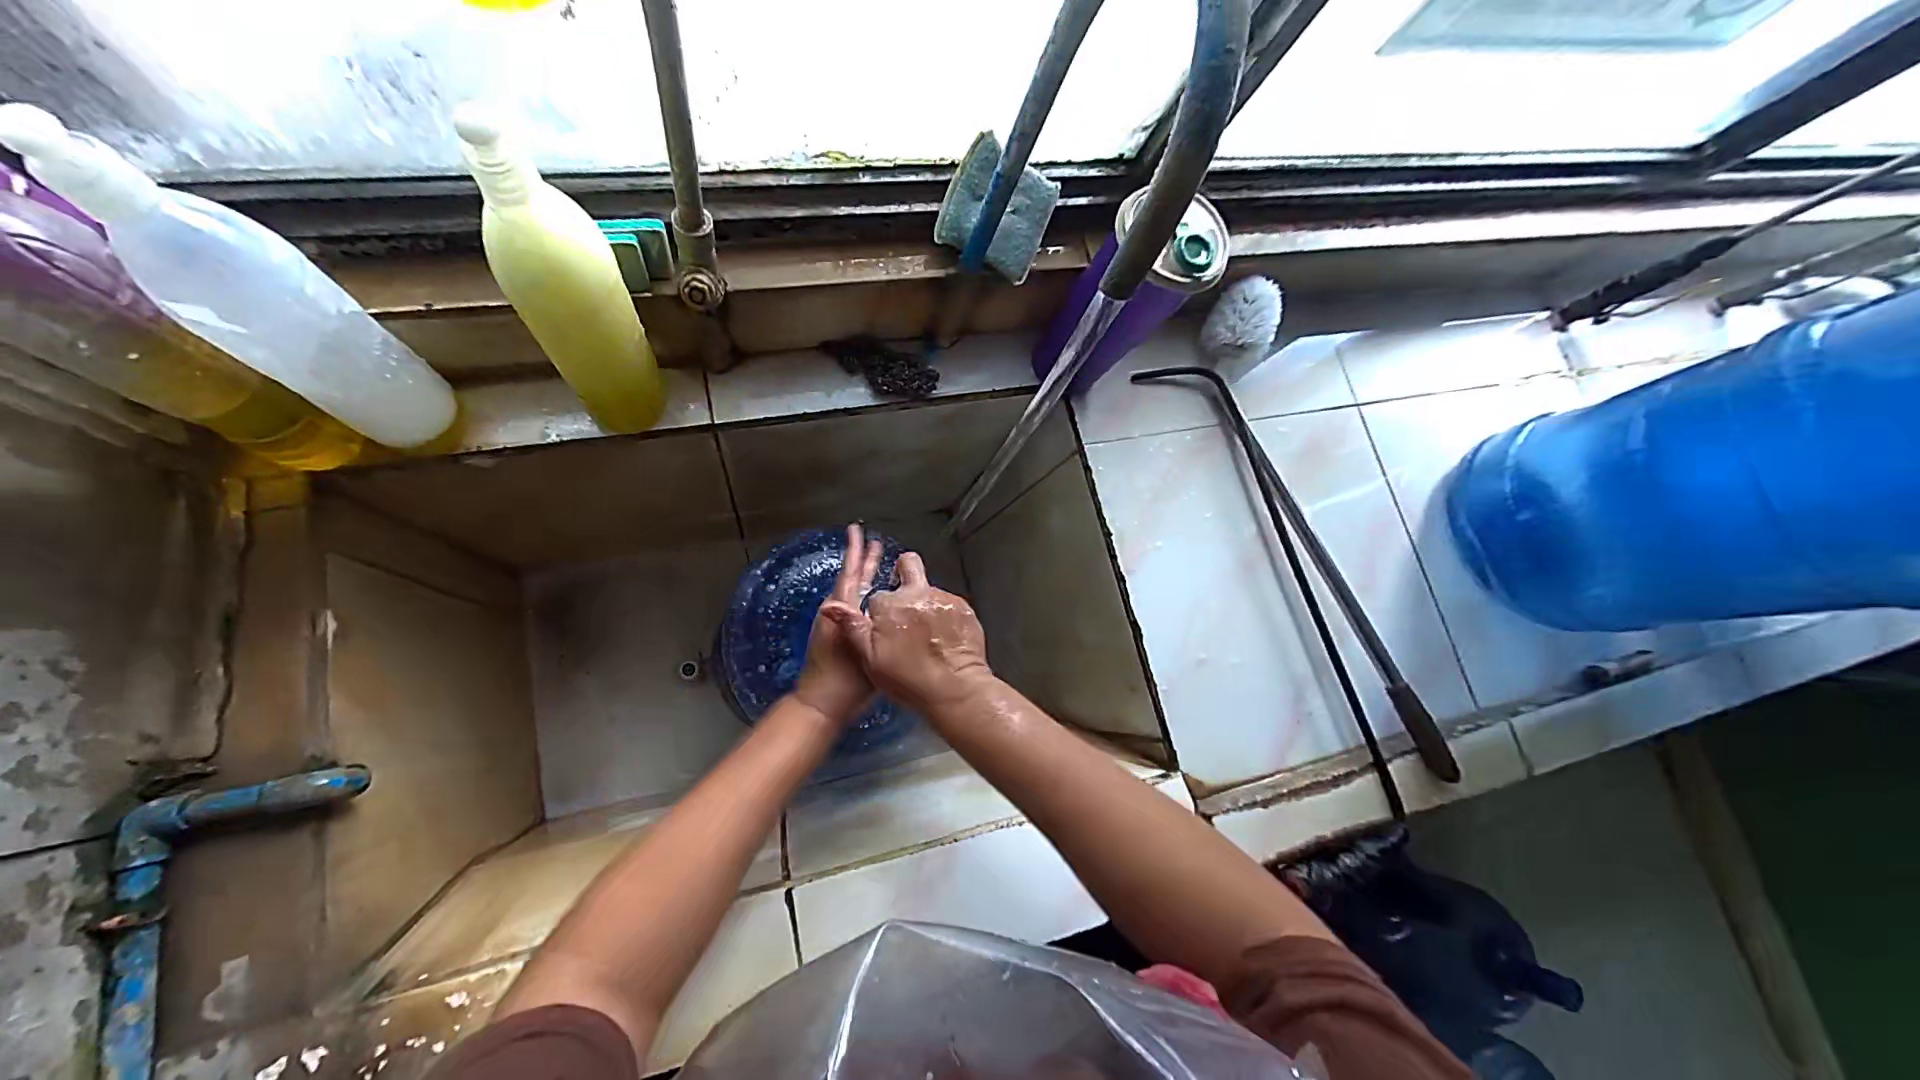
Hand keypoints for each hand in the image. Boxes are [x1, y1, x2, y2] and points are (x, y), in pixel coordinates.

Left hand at [791, 524, 884, 723]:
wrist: (823, 704)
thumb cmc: (843, 679)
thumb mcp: (857, 646)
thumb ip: (857, 620)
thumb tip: (863, 597)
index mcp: (842, 610)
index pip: (851, 573)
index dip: (855, 551)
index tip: (857, 530)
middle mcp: (839, 613)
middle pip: (854, 579)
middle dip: (864, 559)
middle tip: (875, 542)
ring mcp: (840, 625)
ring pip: (856, 593)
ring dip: (867, 575)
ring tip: (878, 563)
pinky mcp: (845, 637)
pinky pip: (858, 607)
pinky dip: (868, 595)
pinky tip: (878, 597)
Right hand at [820, 551, 994, 716]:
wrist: (954, 690)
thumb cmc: (910, 678)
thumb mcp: (871, 659)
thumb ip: (853, 628)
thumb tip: (831, 606)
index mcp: (891, 604)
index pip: (879, 595)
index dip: (880, 611)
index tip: (884, 626)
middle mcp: (918, 593)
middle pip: (908, 564)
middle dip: (902, 573)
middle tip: (904, 604)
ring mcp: (943, 599)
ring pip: (929, 590)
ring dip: (924, 602)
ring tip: (926, 634)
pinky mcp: (963, 608)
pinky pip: (949, 603)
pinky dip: (944, 614)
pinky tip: (942, 637)